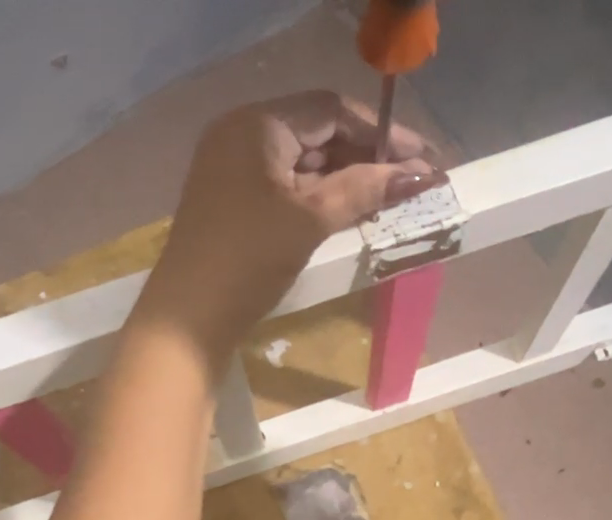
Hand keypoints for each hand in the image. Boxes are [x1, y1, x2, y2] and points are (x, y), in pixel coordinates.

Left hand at [133, 91, 443, 357]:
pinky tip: (351, 214)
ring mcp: (233, 169)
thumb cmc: (249, 259)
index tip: (422, 159)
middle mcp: (241, 135)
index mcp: (256, 124)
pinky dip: (320, 198)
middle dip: (366, 156)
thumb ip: (364, 190)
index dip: (381, 133)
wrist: (189, 319)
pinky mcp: (233, 202)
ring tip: (390, 200)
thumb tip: (419, 174)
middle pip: (317, 132)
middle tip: (412, 182)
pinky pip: (286, 187)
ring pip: (303, 163)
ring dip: (346, 179)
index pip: (330, 109)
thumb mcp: (310, 220)